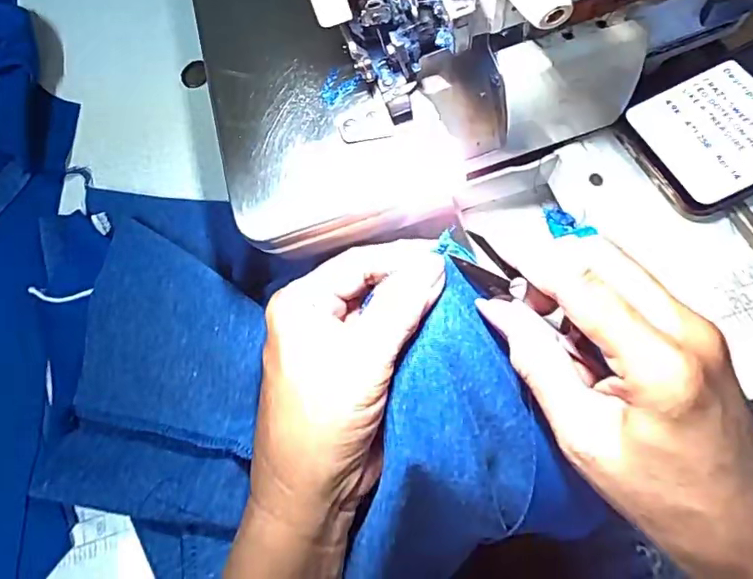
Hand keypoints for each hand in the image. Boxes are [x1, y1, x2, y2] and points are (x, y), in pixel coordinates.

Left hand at [226, 241, 446, 577]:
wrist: (312, 497)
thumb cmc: (324, 424)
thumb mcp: (364, 359)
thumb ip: (399, 307)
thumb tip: (433, 264)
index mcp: (301, 301)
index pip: (356, 262)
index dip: (399, 257)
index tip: (442, 255)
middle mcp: (314, 312)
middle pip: (368, 280)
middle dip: (407, 276)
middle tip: (451, 271)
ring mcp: (333, 338)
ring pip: (379, 305)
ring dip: (412, 300)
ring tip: (452, 290)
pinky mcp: (353, 362)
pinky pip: (385, 331)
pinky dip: (410, 325)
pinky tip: (438, 319)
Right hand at [475, 233, 752, 578]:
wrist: (751, 531)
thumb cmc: (677, 502)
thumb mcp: (587, 441)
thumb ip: (538, 365)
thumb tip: (501, 312)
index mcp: (663, 364)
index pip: (582, 283)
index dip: (531, 265)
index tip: (499, 260)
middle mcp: (688, 330)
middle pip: (601, 254)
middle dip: (552, 267)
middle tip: (526, 303)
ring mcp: (697, 324)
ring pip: (615, 263)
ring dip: (574, 279)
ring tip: (557, 328)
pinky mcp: (696, 327)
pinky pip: (633, 283)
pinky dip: (597, 293)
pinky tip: (587, 337)